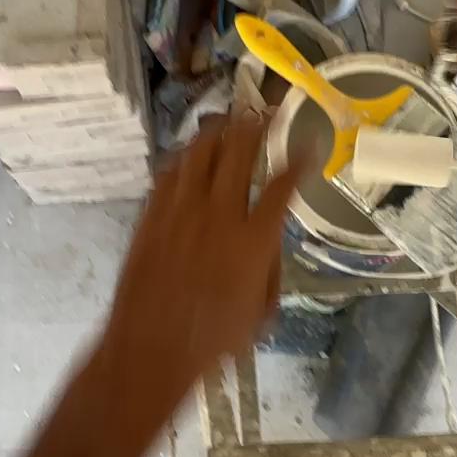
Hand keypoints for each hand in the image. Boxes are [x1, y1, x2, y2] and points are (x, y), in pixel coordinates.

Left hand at [95, 115, 300, 421]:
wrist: (149, 348)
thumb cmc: (213, 340)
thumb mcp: (259, 309)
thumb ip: (268, 265)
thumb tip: (268, 239)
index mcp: (253, 239)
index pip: (283, 184)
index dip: (298, 159)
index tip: (307, 141)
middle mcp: (219, 214)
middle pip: (238, 152)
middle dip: (254, 124)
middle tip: (262, 109)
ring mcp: (180, 211)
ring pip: (199, 153)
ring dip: (216, 132)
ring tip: (225, 120)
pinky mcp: (151, 216)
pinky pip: (168, 174)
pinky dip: (182, 158)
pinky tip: (187, 155)